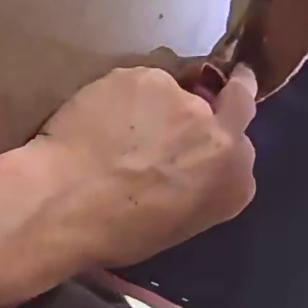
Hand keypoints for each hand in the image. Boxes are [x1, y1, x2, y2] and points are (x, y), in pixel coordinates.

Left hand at [23, 65, 257, 271]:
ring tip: (116, 124)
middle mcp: (222, 135)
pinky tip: (97, 115)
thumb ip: (197, 182)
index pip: (240, 145)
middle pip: (236, 99)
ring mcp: (185, 100)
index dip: (220, 136)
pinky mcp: (147, 76)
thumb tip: (182, 162)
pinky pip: (139, 81)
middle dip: (229, 92)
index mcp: (234, 181)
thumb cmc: (117, 231)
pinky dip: (121, 94)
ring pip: (176, 90)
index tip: (205, 134)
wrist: (67, 201)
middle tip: (196, 97)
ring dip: (155, 101)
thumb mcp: (177, 222)